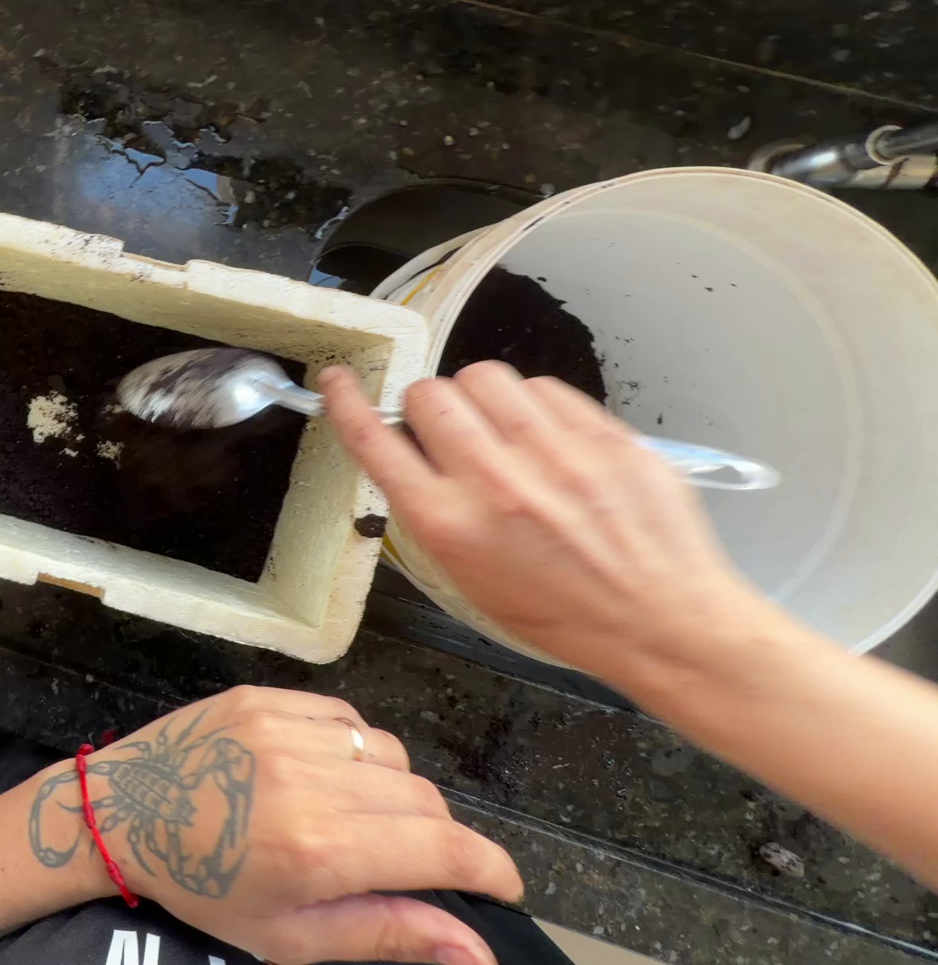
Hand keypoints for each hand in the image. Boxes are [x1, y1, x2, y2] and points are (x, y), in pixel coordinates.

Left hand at [31, 686, 521, 964]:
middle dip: (434, 836)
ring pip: (386, 750)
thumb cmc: (201, 883)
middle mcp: (308, 775)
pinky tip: (324, 769)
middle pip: (422, 797)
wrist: (121, 810)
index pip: (444, 847)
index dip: (489, 868)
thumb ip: (385, 935)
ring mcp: (281, 725)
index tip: (498, 883)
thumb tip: (475, 949)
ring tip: (355, 813)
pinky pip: (340, 714)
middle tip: (403, 859)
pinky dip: (350, 744)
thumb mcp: (288, 936)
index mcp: (320, 845)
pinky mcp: (259, 696)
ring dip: (391, 787)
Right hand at [318, 361, 778, 674]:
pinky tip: (541, 433)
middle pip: (428, 394)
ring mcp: (556, 454)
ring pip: (483, 376)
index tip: (337, 380)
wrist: (663, 623)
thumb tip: (407, 447)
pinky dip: (529, 402)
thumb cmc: (553, 609)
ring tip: (495, 426)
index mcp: (447, 523)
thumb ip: (425, 505)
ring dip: (474, 395)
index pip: (374, 439)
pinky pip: (544, 387)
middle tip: (442, 427)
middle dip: (424, 404)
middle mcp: (494, 482)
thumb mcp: (459, 571)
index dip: (346, 401)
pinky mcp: (607, 438)